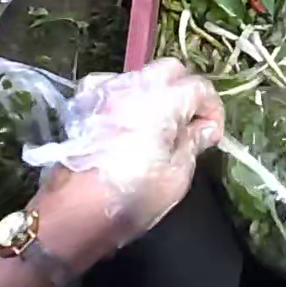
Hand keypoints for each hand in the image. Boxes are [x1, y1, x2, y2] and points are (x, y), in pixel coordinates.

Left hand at [27, 59, 221, 269]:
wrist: (72, 216)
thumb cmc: (130, 199)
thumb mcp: (176, 177)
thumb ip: (193, 143)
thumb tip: (204, 128)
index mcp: (162, 102)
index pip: (200, 88)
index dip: (213, 110)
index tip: (211, 136)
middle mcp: (133, 87)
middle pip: (171, 70)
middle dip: (186, 92)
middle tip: (190, 124)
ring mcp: (105, 93)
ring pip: (141, 75)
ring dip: (157, 93)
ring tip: (159, 124)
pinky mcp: (84, 105)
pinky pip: (111, 86)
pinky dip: (124, 96)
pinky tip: (126, 118)